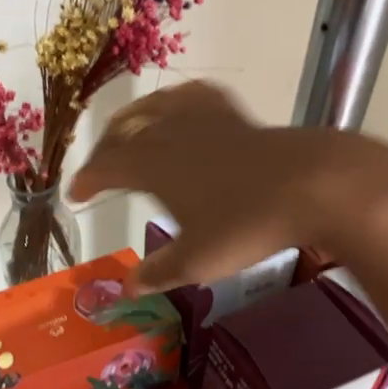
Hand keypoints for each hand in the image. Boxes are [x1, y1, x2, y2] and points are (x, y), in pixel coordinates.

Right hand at [67, 81, 387, 293]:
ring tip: (126, 130)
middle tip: (98, 168)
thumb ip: (157, 274)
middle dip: (104, 148)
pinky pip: (196, 98)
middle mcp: (171, 134)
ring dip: (133, 118)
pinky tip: (181, 107)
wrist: (312, 186)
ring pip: (156, 107)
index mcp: (153, 166)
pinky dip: (178, 101)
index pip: (107, 166)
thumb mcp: (196, 261)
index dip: (87, 179)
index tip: (75, 194)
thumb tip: (125, 290)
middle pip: (124, 131)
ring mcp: (205, 120)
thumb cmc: (246, 225)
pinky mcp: (237, 117)